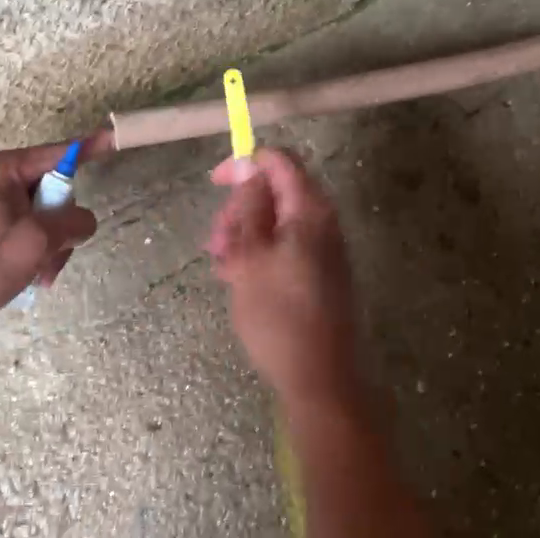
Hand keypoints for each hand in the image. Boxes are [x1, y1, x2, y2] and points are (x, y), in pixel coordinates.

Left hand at [0, 138, 103, 323]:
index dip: (92, 148)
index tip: (115, 139)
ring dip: (50, 248)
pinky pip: (24, 231)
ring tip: (38, 277)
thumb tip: (82, 221)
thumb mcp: (35, 241)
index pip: (62, 153)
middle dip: (63, 228)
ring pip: (43, 218)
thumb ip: (72, 223)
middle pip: (55, 192)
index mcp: (7, 170)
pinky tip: (26, 278)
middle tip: (54, 258)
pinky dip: (33, 253)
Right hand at [207, 147, 361, 405]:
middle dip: (241, 208)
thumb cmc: (279, 315)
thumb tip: (251, 169)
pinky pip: (286, 247)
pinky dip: (260, 254)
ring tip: (224, 268)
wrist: (320, 379)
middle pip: (277, 191)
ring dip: (246, 235)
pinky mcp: (321, 274)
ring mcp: (325, 249)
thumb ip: (249, 206)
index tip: (215, 183)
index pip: (279, 161)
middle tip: (217, 241)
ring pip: (277, 222)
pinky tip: (240, 281)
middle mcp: (323, 222)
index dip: (245, 163)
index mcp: (310, 210)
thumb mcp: (250, 256)